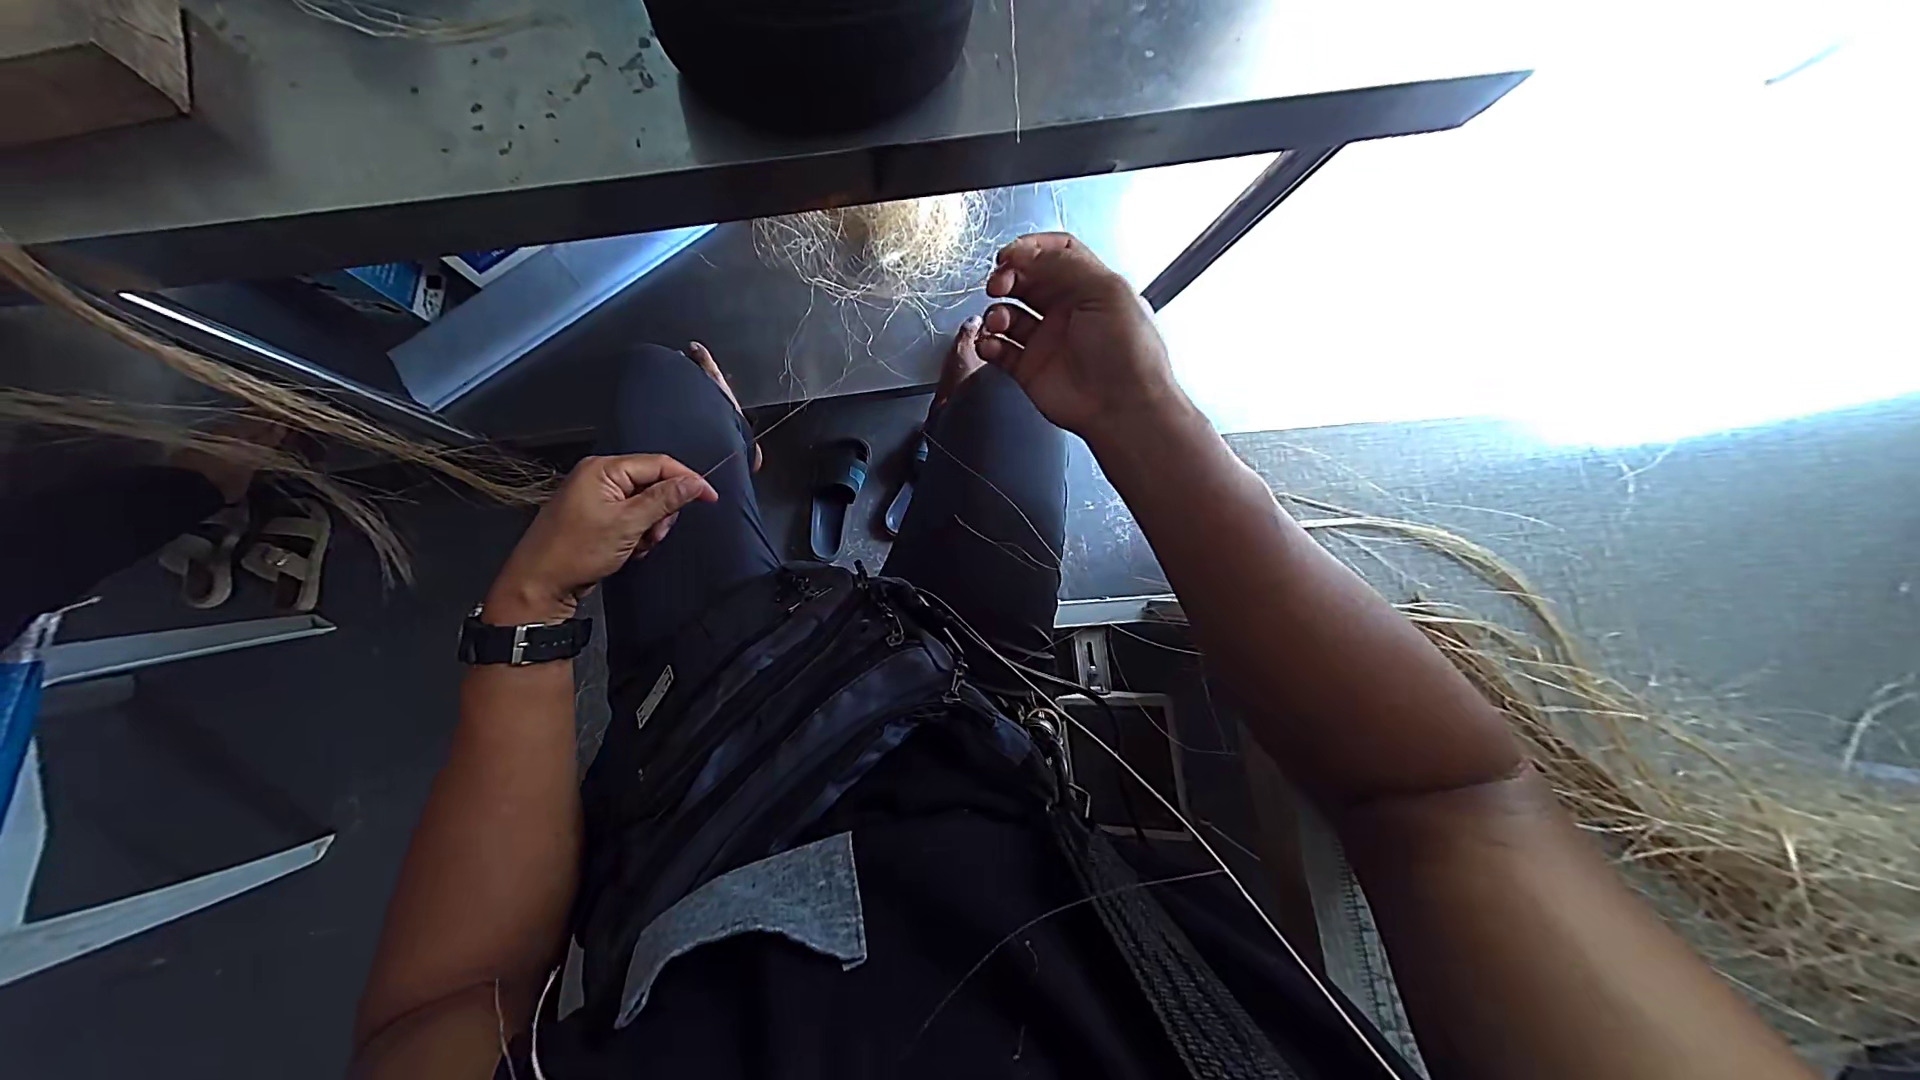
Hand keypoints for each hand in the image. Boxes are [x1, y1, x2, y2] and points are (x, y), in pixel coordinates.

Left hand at [485, 454, 716, 623]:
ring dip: (652, 527)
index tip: (709, 497)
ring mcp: (600, 498)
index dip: (688, 480)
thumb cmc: (571, 553)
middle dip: (663, 511)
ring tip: (637, 543)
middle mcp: (600, 478)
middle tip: (654, 532)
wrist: (541, 585)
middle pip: (655, 484)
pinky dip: (640, 534)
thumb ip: (664, 499)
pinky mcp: (601, 516)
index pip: (659, 464)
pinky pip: (635, 518)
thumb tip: (693, 483)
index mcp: (603, 469)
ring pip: (648, 504)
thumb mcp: (628, 523)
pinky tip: (629, 548)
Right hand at [975, 233, 1186, 442]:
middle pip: (1025, 281)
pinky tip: (991, 344)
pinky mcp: (1030, 368)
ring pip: (1008, 315)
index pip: (1054, 253)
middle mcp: (1066, 311)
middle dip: (1007, 277)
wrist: (1121, 405)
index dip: (1030, 249)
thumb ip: (1064, 264)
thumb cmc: (1127, 352)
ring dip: (996, 313)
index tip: (1010, 255)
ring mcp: (1046, 340)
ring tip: (998, 323)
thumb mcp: (1104, 291)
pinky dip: (988, 344)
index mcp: (1088, 286)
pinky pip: (1000, 350)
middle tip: (997, 284)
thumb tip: (1025, 252)